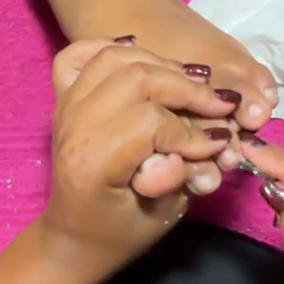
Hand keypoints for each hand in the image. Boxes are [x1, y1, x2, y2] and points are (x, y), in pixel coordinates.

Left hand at [42, 38, 240, 277]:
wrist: (72, 236)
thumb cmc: (119, 232)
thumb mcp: (161, 215)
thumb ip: (186, 174)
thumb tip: (211, 141)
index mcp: (92, 162)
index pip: (150, 121)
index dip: (190, 131)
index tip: (216, 146)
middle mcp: (72, 125)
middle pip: (136, 77)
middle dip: (188, 89)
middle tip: (220, 106)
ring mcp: (64, 106)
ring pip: (115, 58)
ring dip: (162, 64)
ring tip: (195, 82)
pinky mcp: (63, 96)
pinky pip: (80, 54)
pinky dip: (112, 47)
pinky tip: (141, 53)